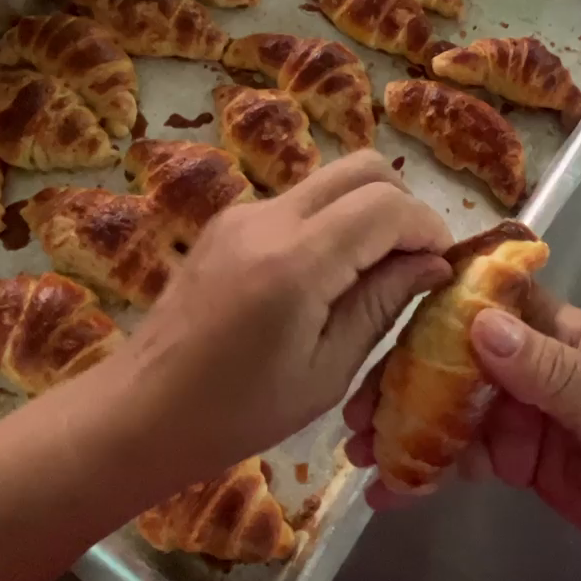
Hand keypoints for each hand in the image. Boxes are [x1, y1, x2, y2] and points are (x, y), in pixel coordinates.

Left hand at [84, 151, 453, 496]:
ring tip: (373, 270)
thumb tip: (434, 263)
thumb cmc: (236, 413)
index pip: (386, 206)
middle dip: (404, 202)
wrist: (137, 413)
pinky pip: (303, 200)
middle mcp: (269, 217)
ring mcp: (245, 211)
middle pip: (364, 167)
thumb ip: (383, 303)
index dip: (428, 226)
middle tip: (413, 257)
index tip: (442, 264)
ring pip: (333, 178)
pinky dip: (335, 220)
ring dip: (369, 209)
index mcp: (295, 262)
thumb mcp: (327, 371)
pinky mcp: (231, 219)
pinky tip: (327, 275)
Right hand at [341, 286, 580, 576]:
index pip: (496, 303)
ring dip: (410, 425)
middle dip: (409, 378)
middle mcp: (539, 365)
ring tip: (360, 448)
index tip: (387, 325)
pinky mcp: (523, 459)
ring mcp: (528, 412)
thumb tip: (483, 324)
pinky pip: (469, 457)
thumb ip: (553, 373)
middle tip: (357, 407)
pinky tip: (394, 488)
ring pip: (457, 409)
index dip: (441, 310)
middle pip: (462, 359)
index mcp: (565, 336)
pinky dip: (432, 470)